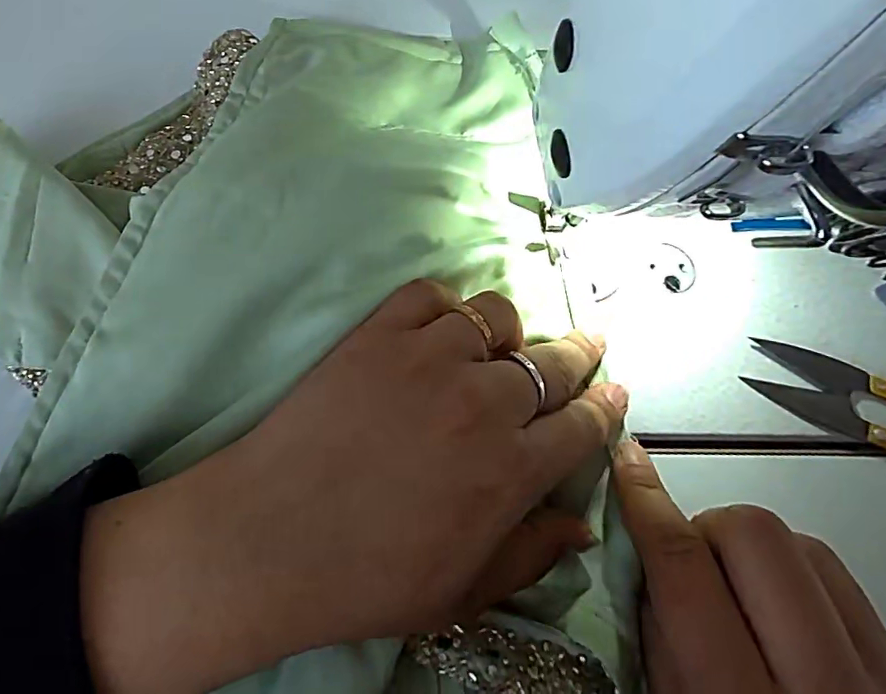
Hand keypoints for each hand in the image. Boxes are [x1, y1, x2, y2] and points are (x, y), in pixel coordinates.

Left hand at [81, 279, 628, 693]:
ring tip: (502, 341)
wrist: (270, 534)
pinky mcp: (380, 334)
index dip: (605, 404)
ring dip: (508, 330)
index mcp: (509, 470)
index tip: (615, 387)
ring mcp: (429, 359)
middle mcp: (481, 404)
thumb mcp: (460, 590)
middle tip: (589, 342)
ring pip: (494, 317)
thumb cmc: (366, 576)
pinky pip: (429, 296)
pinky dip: (444, 304)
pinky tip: (442, 322)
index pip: (581, 425)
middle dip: (579, 352)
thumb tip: (579, 526)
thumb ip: (528, 554)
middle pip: (551, 362)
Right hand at [611, 441, 885, 693]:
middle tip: (688, 562)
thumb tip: (643, 564)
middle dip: (706, 528)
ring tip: (738, 595)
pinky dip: (801, 580)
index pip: (686, 568)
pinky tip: (784, 618)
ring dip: (754, 553)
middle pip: (754, 536)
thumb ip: (661, 653)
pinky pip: (846, 587)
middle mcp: (826, 692)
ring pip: (805, 549)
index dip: (646, 503)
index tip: (629, 463)